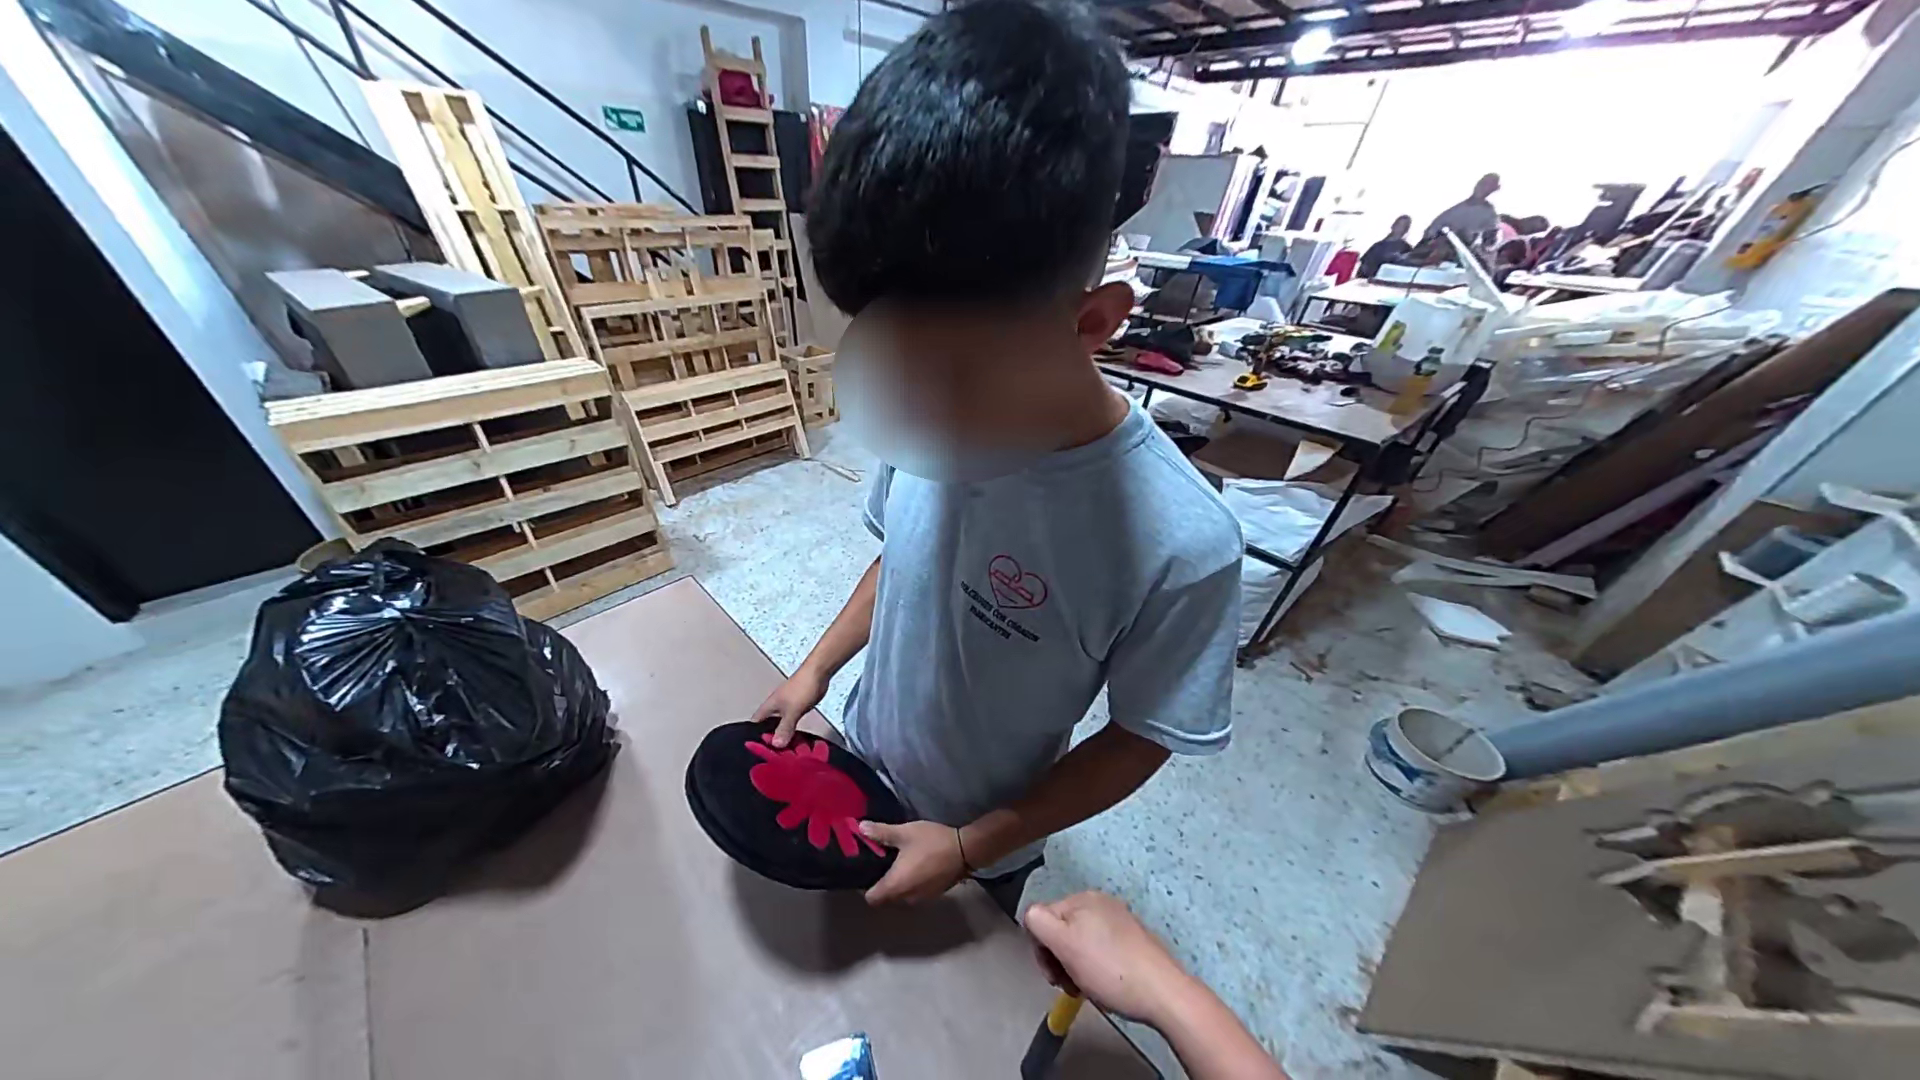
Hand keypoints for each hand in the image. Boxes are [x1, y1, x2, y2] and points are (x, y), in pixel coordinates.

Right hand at [751, 666, 827, 747]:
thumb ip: (784, 728)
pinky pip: (791, 722)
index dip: (754, 737)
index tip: (755, 751)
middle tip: (772, 756)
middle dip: (769, 739)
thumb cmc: (801, 688)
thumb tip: (776, 745)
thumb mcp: (792, 711)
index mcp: (769, 707)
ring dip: (782, 735)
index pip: (755, 724)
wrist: (818, 673)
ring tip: (784, 753)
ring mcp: (787, 707)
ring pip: (780, 724)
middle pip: (768, 726)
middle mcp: (775, 708)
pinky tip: (796, 740)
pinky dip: (792, 730)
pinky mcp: (797, 707)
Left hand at [858, 820, 967, 904]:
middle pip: (885, 898)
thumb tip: (860, 828)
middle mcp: (905, 898)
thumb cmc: (931, 842)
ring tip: (900, 862)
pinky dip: (912, 884)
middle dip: (882, 883)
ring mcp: (921, 899)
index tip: (868, 869)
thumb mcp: (905, 833)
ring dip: (898, 884)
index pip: (871, 898)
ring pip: (901, 896)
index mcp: (895, 885)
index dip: (866, 886)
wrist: (964, 850)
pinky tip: (917, 866)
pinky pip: (914, 894)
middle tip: (883, 861)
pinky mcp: (933, 895)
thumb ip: (881, 833)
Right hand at [1021, 891, 1193, 1025]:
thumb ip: (1038, 922)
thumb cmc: (1109, 969)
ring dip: (1076, 964)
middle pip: (1061, 928)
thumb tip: (1030, 915)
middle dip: (1059, 957)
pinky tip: (1106, 982)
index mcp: (1081, 898)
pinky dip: (1096, 965)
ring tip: (1088, 987)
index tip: (1054, 976)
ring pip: (1080, 940)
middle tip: (1070, 985)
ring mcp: (1118, 918)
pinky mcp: (1132, 938)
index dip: (1041, 949)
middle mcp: (1099, 901)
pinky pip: (1101, 947)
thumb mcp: (1064, 944)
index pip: (1041, 917)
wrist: (1163, 992)